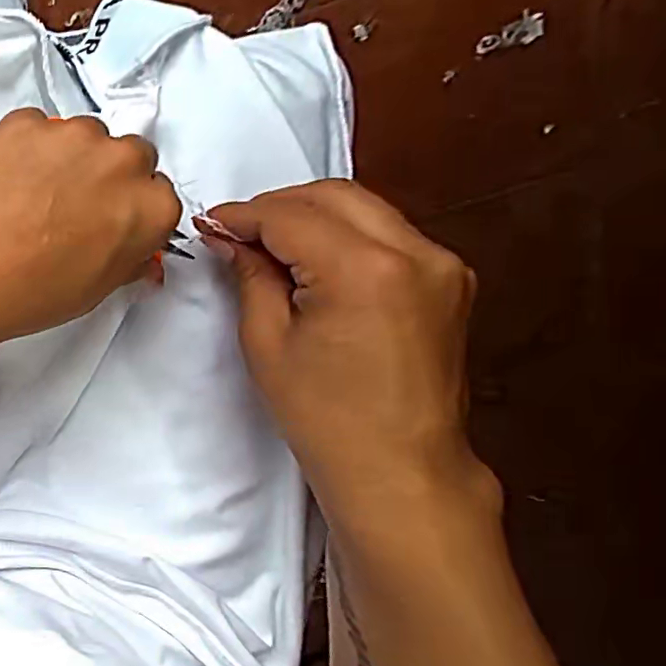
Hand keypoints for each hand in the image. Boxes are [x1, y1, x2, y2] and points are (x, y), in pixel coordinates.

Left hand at [0, 108, 182, 348]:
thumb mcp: (97, 289)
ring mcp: (72, 135)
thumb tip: (137, 252)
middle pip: (130, 155)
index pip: (159, 193)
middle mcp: (121, 161)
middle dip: (108, 176)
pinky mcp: (27, 122)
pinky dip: (29, 148)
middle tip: (75, 205)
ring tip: (37, 195)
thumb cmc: (30, 291)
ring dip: (70, 157)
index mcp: (150, 206)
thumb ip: (130, 259)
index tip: (113, 218)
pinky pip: (39, 128)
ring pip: (85, 136)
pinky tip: (11, 182)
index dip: (133, 208)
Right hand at [206, 180, 493, 513]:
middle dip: (278, 206)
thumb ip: (250, 275)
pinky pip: (388, 232)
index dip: (244, 216)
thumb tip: (233, 240)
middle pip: (332, 194)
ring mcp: (441, 265)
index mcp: (365, 271)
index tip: (216, 223)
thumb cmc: (331, 421)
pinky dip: (346, 234)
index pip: (290, 215)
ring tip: (273, 247)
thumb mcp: (268, 342)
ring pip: (363, 206)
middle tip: (240, 232)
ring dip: (312, 215)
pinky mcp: (449, 279)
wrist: (400, 470)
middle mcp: (415, 255)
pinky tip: (316, 261)